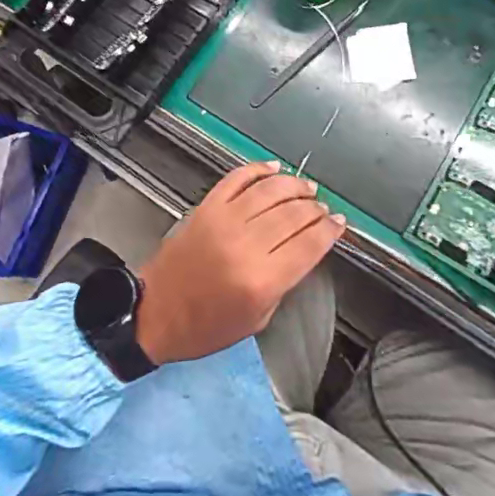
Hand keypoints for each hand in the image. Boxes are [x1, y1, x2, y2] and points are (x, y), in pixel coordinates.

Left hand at [135, 161, 345, 364]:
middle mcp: (244, 245)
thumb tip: (304, 250)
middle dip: (314, 208)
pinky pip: (235, 179)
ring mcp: (222, 221)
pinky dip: (256, 170)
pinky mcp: (204, 208)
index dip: (330, 230)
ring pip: (268, 191)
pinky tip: (272, 169)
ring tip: (306, 188)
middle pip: (293, 214)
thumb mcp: (257, 318)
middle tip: (323, 207)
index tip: (339, 224)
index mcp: (261, 279)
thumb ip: (284, 282)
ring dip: (292, 185)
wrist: (155, 312)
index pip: (309, 244)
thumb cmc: (206, 326)